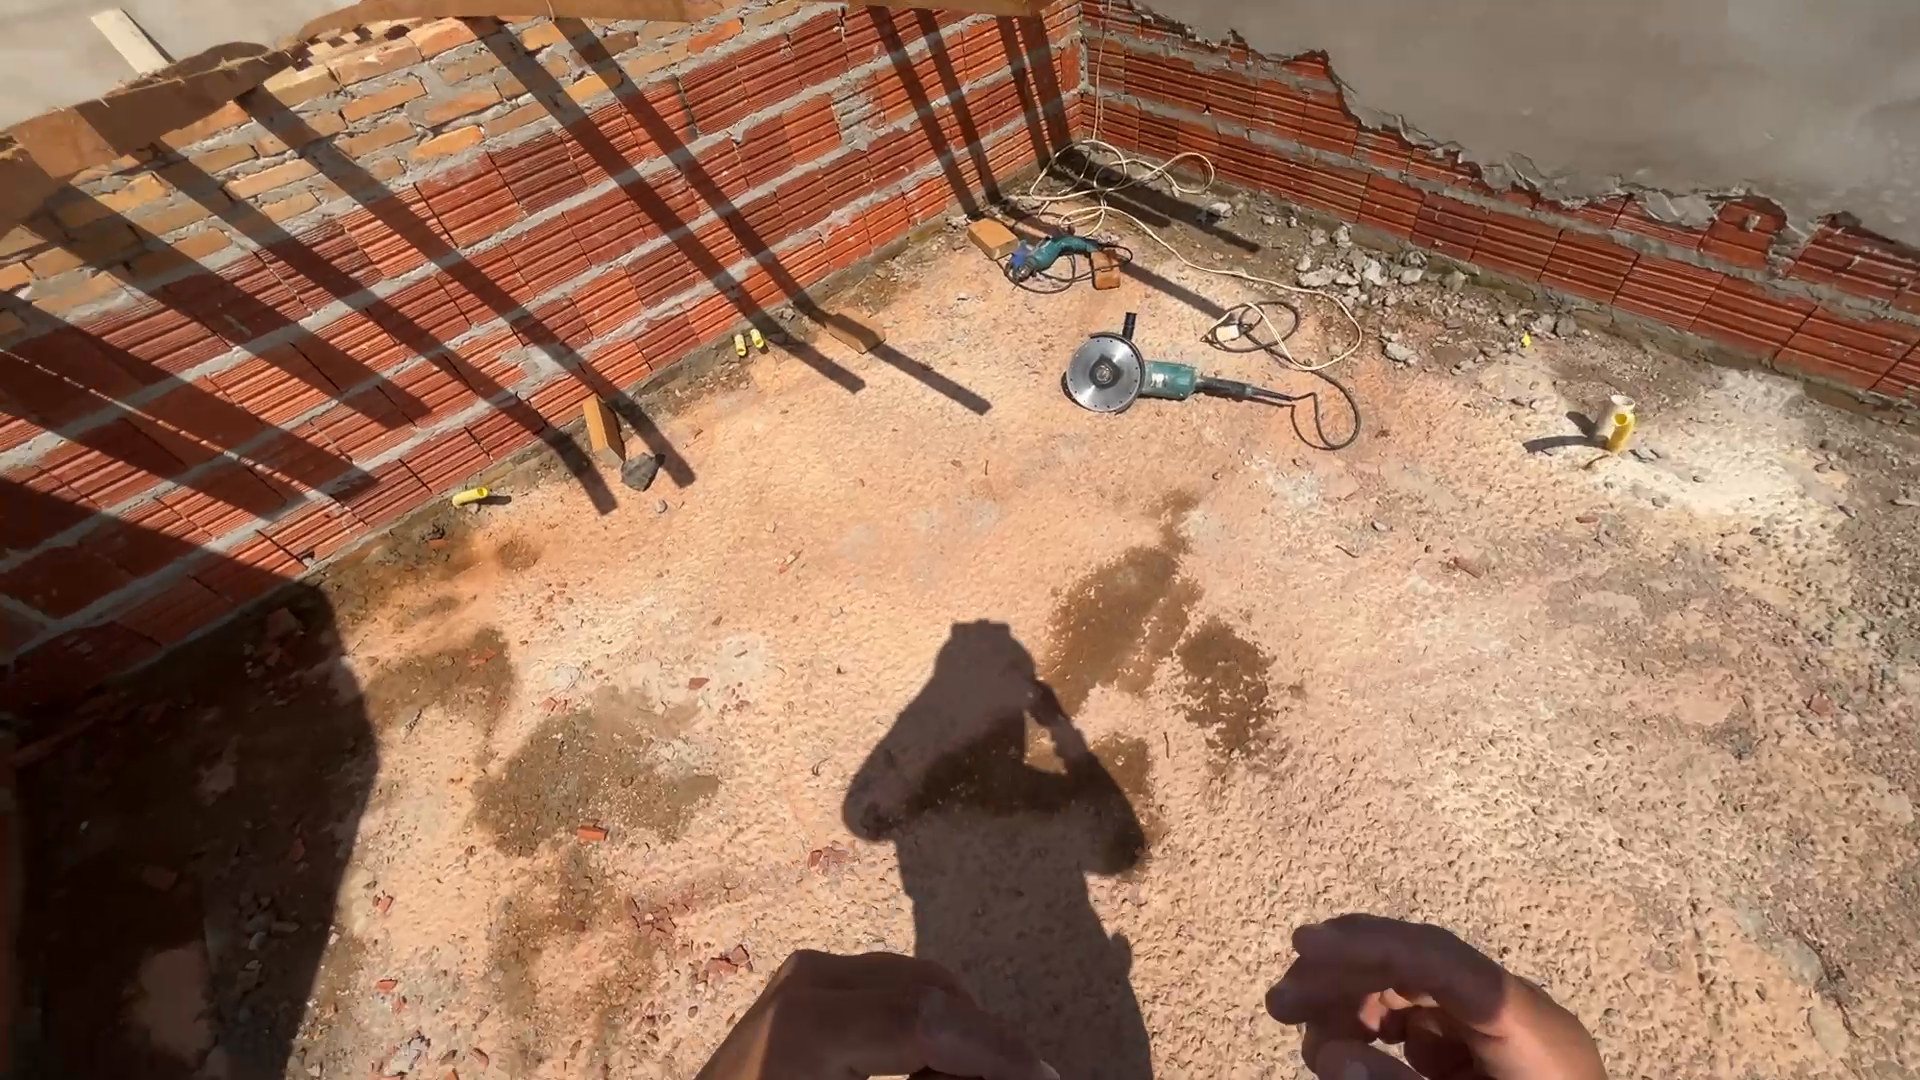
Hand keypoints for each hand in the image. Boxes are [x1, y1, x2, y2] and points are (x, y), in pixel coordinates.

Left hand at [696, 950, 1058, 1079]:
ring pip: (916, 981)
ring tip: (976, 1077)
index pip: (923, 1020)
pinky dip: (923, 1021)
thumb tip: (992, 1072)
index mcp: (806, 1027)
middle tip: (1019, 1079)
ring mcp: (806, 973)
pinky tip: (931, 1064)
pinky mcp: (809, 979)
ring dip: (955, 1030)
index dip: (993, 1049)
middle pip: (927, 991)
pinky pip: (889, 985)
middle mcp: (809, 980)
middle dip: (981, 1041)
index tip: (1046, 1076)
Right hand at [1266, 914, 1606, 1079]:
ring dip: (1349, 1005)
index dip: (1365, 943)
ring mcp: (1503, 1029)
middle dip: (1340, 977)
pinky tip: (1349, 1052)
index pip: (1437, 957)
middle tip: (1279, 1004)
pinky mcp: (1490, 1050)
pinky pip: (1419, 1018)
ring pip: (1408, 988)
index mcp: (1530, 1029)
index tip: (1300, 946)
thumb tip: (1330, 1053)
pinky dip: (1376, 1029)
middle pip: (1413, 965)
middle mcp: (1516, 1012)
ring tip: (1309, 1044)